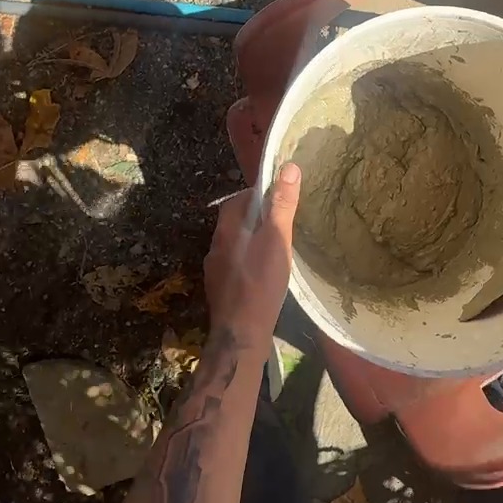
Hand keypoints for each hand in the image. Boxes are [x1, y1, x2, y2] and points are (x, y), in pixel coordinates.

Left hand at [204, 163, 300, 346]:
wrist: (240, 335)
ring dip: (251, 240)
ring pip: (234, 245)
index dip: (257, 194)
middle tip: (281, 221)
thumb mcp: (277, 240)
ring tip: (275, 246)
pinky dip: (248, 262)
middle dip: (255, 217)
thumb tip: (288, 167)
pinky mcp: (220, 291)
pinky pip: (234, 266)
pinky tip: (264, 273)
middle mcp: (215, 247)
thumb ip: (282, 205)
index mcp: (226, 230)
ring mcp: (215, 271)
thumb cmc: (260, 283)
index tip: (278, 197)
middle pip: (234, 222)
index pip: (237, 199)